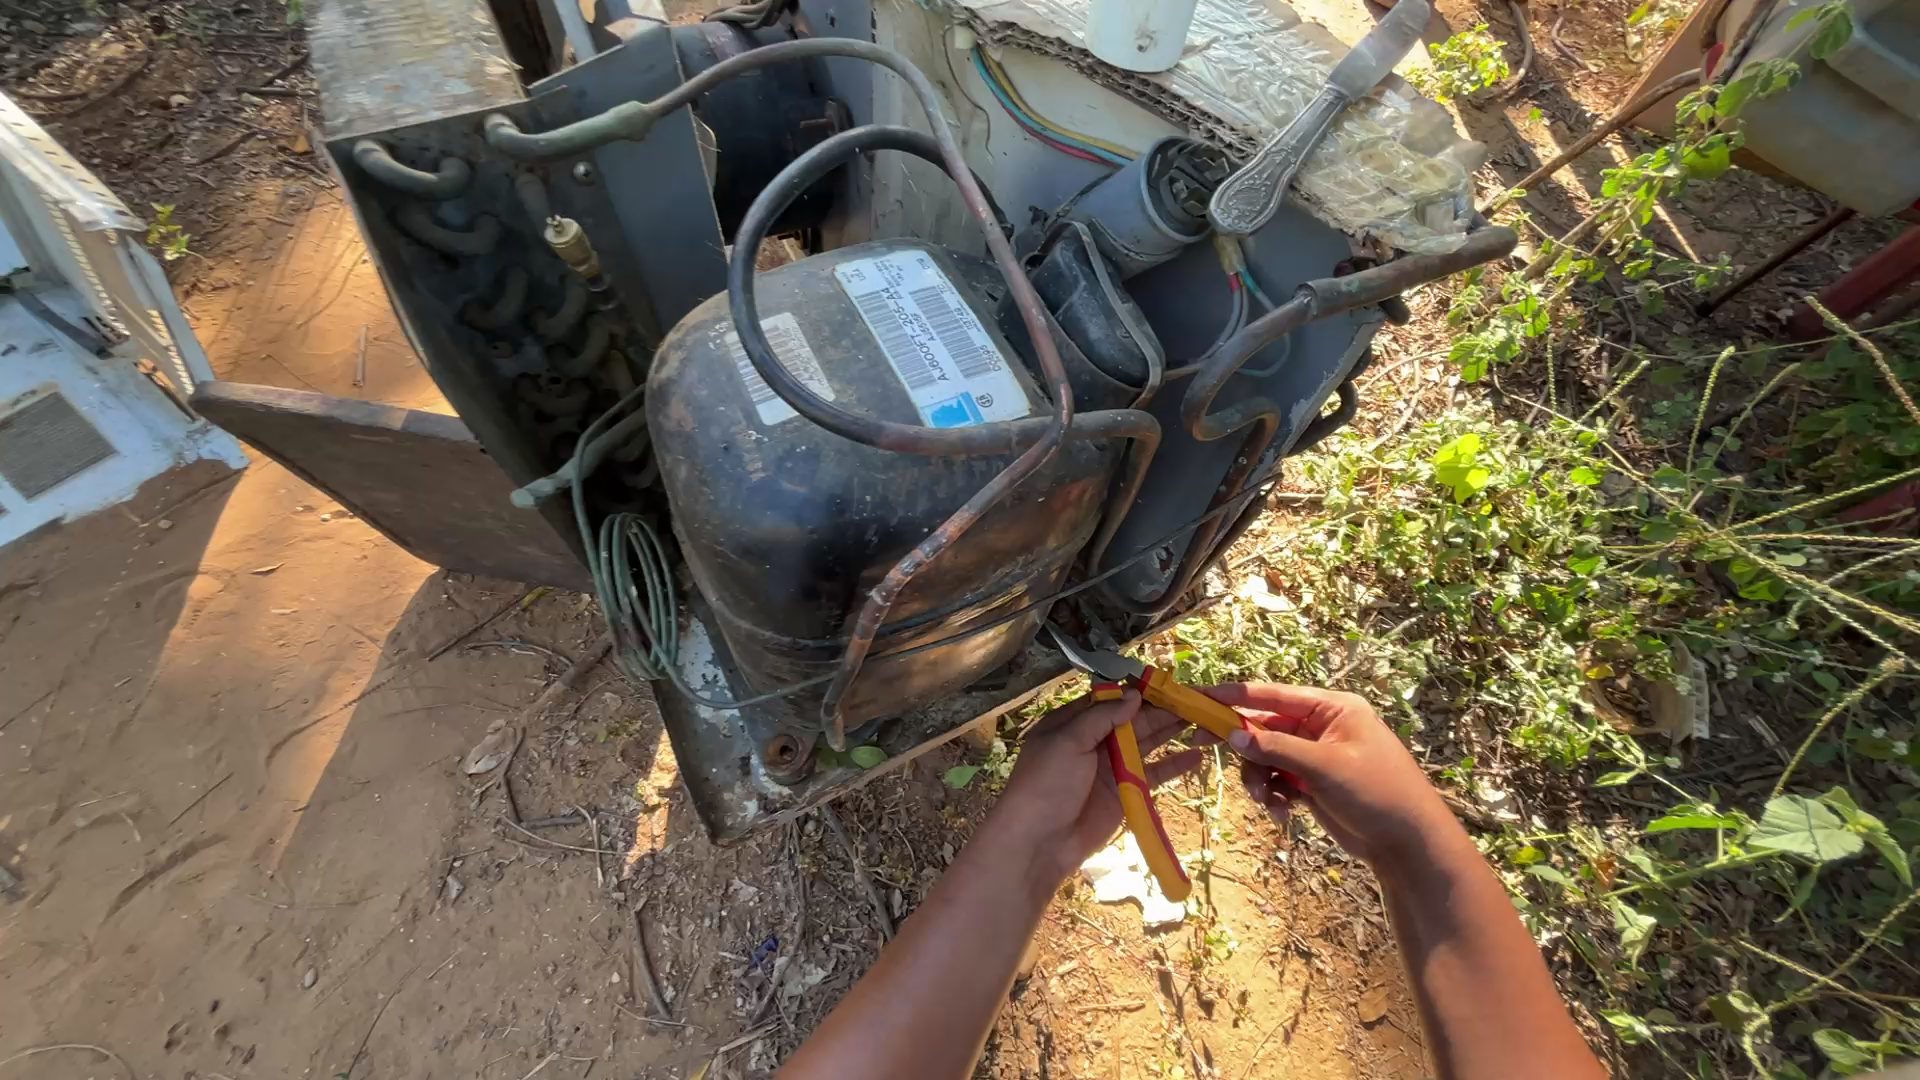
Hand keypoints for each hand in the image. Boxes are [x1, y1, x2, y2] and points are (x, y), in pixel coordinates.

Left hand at [990, 690, 1204, 884]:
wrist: (1039, 841)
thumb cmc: (1046, 783)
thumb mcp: (1067, 741)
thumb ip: (1101, 717)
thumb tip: (1134, 695)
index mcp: (1073, 722)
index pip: (1110, 699)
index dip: (1137, 691)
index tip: (1166, 682)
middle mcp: (1094, 740)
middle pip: (1133, 719)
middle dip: (1162, 709)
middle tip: (1197, 699)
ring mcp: (1112, 767)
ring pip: (1147, 743)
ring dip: (1172, 731)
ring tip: (1204, 720)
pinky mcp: (1126, 792)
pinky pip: (1153, 774)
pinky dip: (1173, 765)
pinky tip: (1197, 755)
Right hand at [1208, 682, 1455, 862]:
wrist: (1410, 847)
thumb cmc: (1376, 793)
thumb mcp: (1324, 767)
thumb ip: (1276, 748)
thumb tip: (1232, 735)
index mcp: (1332, 708)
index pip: (1275, 694)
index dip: (1237, 695)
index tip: (1203, 695)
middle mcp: (1321, 727)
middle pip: (1265, 726)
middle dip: (1245, 746)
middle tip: (1203, 745)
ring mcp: (1315, 755)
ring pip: (1267, 756)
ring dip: (1258, 776)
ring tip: (1264, 798)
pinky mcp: (1311, 782)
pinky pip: (1277, 778)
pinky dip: (1272, 792)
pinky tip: (1281, 811)